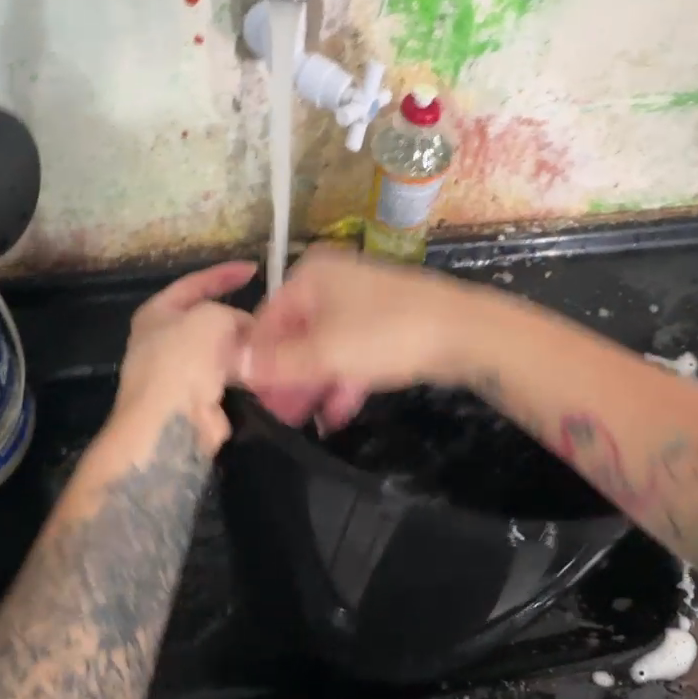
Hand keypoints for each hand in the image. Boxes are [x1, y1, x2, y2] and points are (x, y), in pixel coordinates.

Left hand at [113, 261, 256, 447]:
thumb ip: (233, 313)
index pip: (193, 284)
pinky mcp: (197, 399)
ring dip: (245, 350)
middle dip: (239, 319)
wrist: (172, 420)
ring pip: (222, 352)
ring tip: (275, 343)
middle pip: (210, 320)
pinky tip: (268, 370)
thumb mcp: (211, 317)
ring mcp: (180, 372)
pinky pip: (228, 379)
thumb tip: (247, 330)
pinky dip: (246, 375)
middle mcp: (164, 340)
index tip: (253, 269)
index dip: (223, 274)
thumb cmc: (183, 358)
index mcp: (157, 313)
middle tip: (271, 317)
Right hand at [242, 247, 480, 427]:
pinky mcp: (387, 322)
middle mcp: (332, 282)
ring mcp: (362, 301)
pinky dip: (343, 379)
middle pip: (296, 335)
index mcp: (309, 277)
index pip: (266, 320)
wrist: (465, 332)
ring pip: (325, 347)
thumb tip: (232, 363)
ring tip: (308, 421)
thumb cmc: (385, 334)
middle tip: (281, 417)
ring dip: (315, 385)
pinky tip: (338, 414)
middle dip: (288, 378)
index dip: (257, 362)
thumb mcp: (324, 353)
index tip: (254, 399)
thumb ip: (276, 362)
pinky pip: (353, 352)